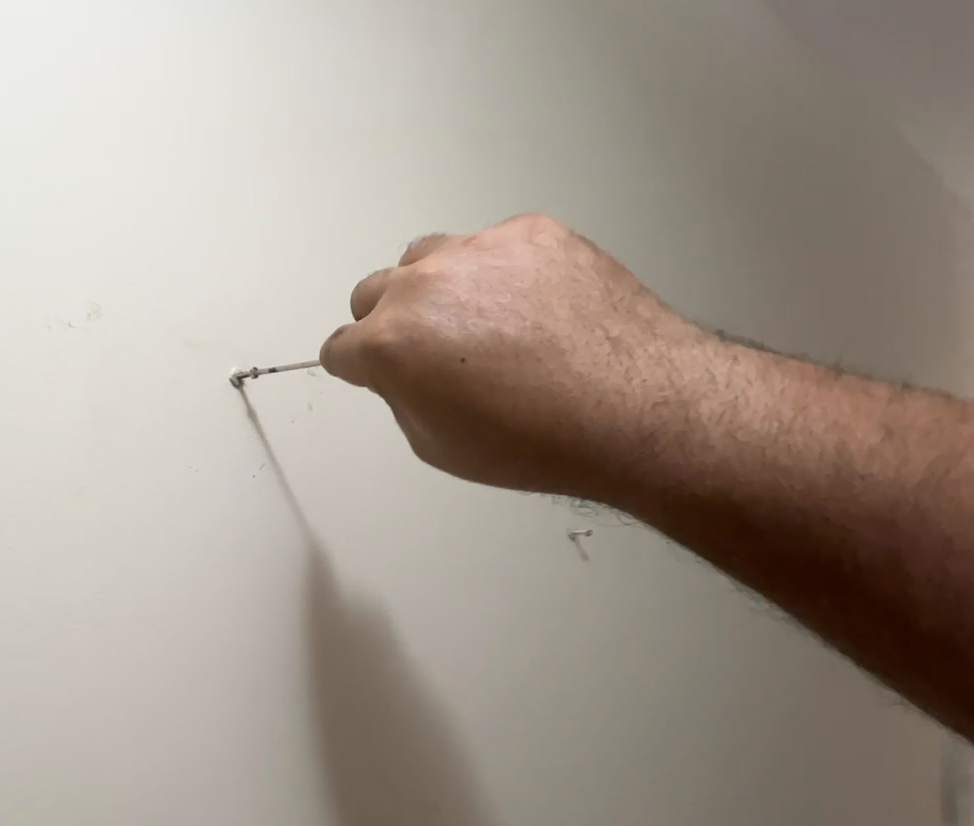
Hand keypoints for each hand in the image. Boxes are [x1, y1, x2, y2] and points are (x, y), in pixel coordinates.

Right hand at [319, 214, 723, 501]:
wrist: (633, 407)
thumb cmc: (532, 442)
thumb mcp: (435, 445)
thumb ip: (400, 396)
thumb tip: (404, 373)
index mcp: (390, 344)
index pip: (340, 348)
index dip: (355, 369)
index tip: (372, 376)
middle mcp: (423, 286)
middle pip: (371, 292)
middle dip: (385, 323)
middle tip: (425, 353)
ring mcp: (478, 251)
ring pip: (425, 258)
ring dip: (432, 289)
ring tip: (476, 323)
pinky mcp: (531, 232)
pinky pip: (490, 247)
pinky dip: (494, 274)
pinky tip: (529, 309)